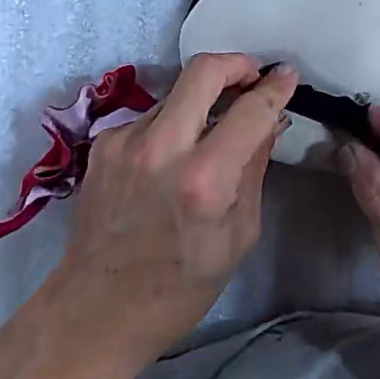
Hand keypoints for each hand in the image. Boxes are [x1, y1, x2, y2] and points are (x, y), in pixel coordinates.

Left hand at [46, 54, 296, 366]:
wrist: (93, 315)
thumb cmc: (179, 287)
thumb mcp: (239, 234)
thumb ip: (254, 167)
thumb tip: (270, 119)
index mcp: (204, 180)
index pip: (250, 110)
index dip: (275, 86)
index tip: (287, 74)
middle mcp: (162, 150)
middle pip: (203, 71)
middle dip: (236, 63)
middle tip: (251, 76)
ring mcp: (125, 142)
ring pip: (177, 91)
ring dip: (203, 97)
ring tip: (212, 128)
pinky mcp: (103, 145)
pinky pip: (152, 116)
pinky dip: (173, 124)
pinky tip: (173, 156)